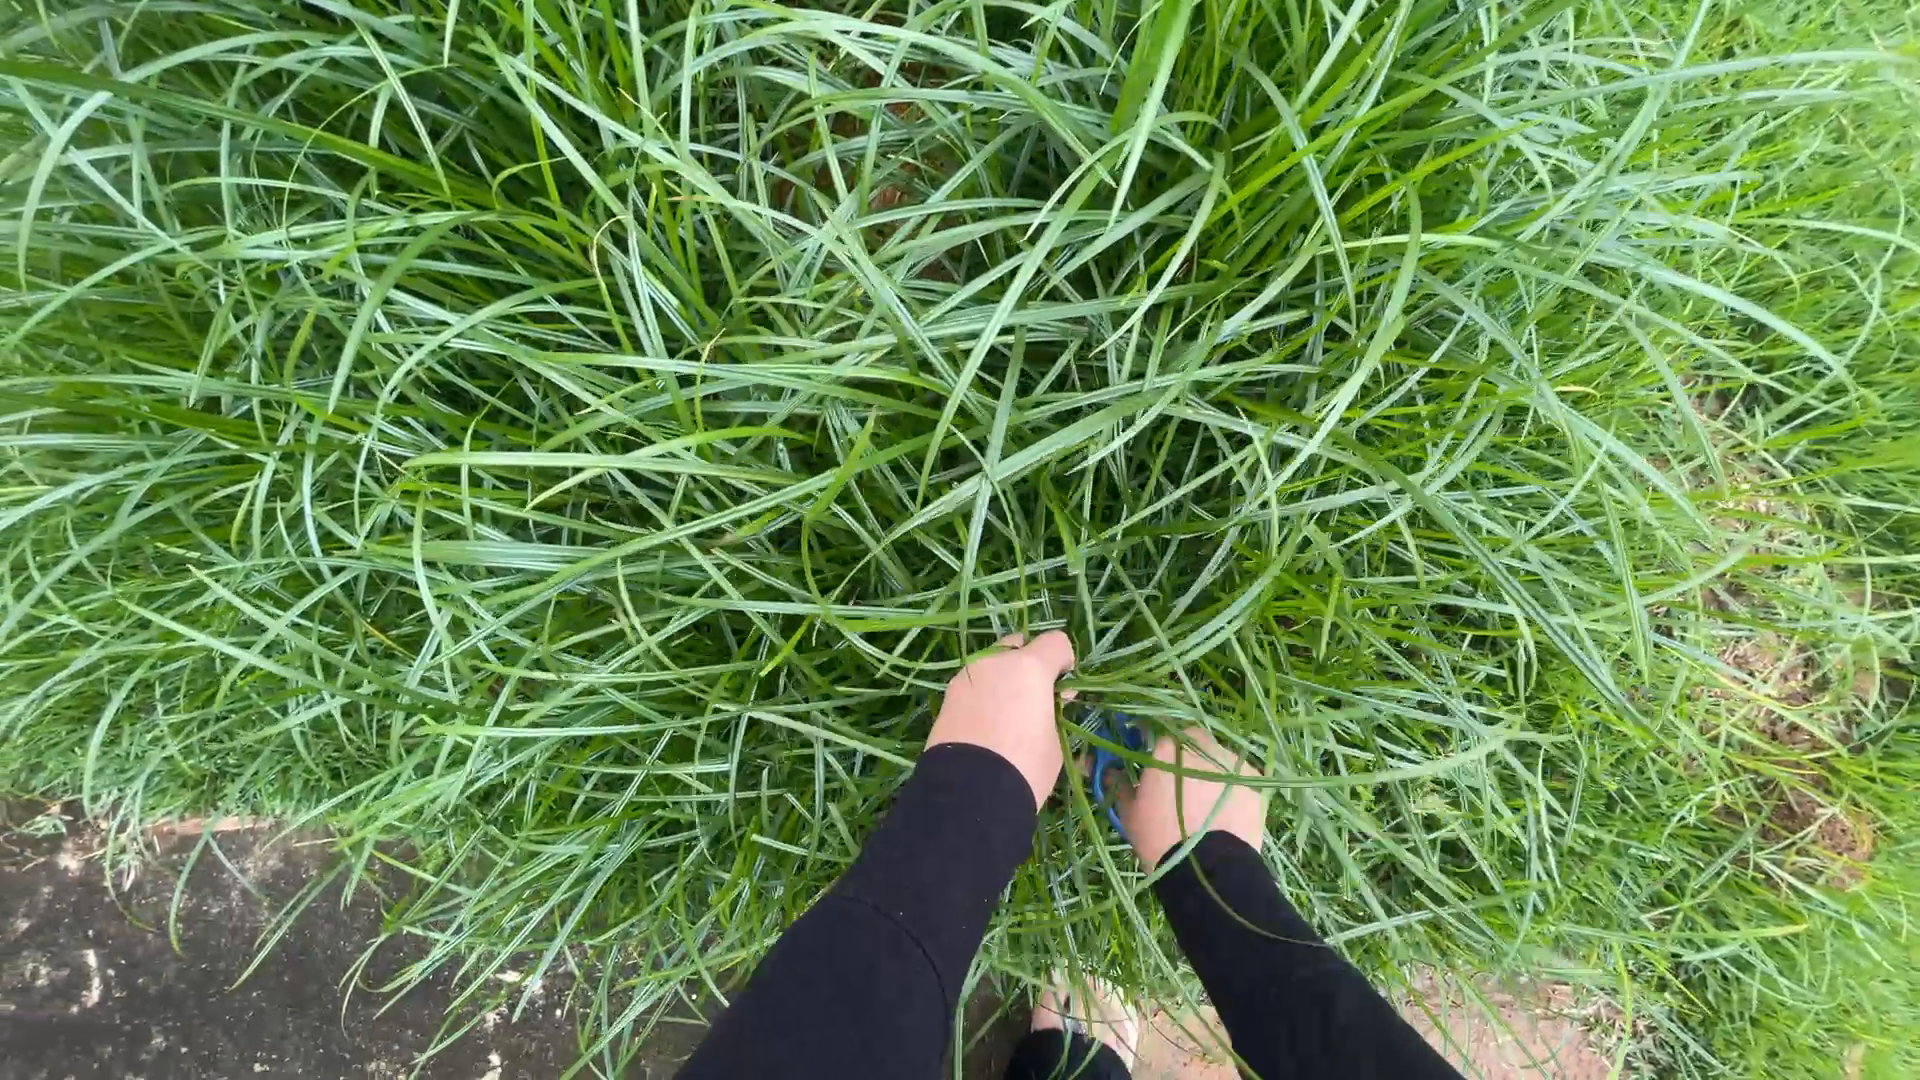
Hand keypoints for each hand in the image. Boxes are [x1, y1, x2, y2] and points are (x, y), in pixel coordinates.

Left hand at [927, 631, 1075, 810]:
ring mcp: (967, 676)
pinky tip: (986, 725)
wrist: (970, 794)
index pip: (1056, 642)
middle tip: (1034, 699)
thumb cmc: (1025, 767)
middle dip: (1029, 665)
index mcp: (1029, 667)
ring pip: (992, 664)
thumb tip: (1053, 698)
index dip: (1064, 662)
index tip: (1062, 688)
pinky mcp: (947, 695)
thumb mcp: (1054, 740)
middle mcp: (995, 661)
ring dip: (1003, 679)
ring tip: (1006, 716)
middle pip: (1019, 646)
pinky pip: (974, 684)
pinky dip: (983, 694)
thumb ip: (1054, 709)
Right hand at [1116, 726, 1264, 869]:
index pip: (1157, 733)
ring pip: (1216, 753)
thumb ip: (1120, 786)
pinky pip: (1239, 773)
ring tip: (1207, 793)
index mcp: (1164, 749)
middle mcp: (1197, 746)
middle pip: (1190, 738)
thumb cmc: (1160, 839)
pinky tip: (1227, 804)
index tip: (1152, 758)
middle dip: (1185, 751)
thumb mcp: (1130, 814)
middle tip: (1181, 775)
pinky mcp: (1252, 779)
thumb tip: (1110, 772)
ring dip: (1210, 765)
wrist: (1208, 870)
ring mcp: (1228, 761)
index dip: (1154, 745)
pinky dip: (1232, 782)